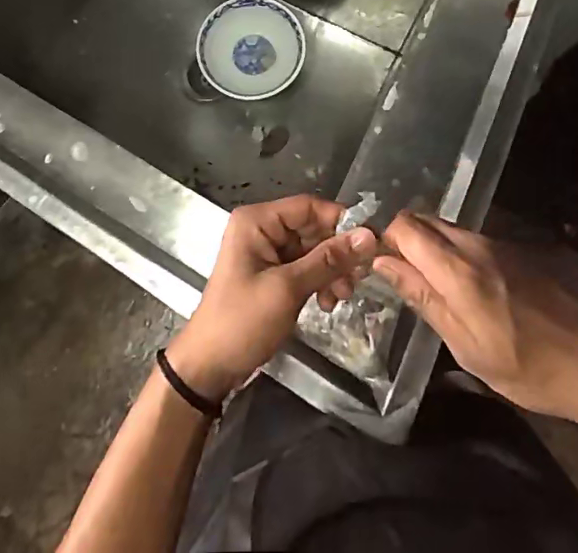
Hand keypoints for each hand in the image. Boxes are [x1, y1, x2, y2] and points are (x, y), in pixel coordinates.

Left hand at [165, 195, 377, 401]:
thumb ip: (329, 260)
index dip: (341, 222)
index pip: (309, 207)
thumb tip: (369, 235)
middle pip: (314, 228)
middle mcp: (263, 230)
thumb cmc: (241, 322)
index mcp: (257, 221)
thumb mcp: (288, 288)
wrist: (208, 369)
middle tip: (359, 277)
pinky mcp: (274, 275)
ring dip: (332, 271)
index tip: (369, 243)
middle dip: (338, 253)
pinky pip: (307, 268)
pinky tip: (328, 302)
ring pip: (315, 250)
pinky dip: (321, 282)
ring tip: (343, 296)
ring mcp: (268, 253)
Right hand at [372, 212, 577, 440]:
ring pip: (450, 229)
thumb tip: (384, 264)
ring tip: (422, 284)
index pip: (407, 227)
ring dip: (429, 247)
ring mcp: (503, 244)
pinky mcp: (520, 251)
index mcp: (461, 269)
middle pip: (427, 221)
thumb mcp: (468, 348)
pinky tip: (460, 287)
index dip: (384, 239)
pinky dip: (454, 254)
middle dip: (403, 239)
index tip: (374, 264)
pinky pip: (473, 240)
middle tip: (393, 275)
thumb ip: (425, 299)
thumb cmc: (531, 369)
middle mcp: (479, 244)